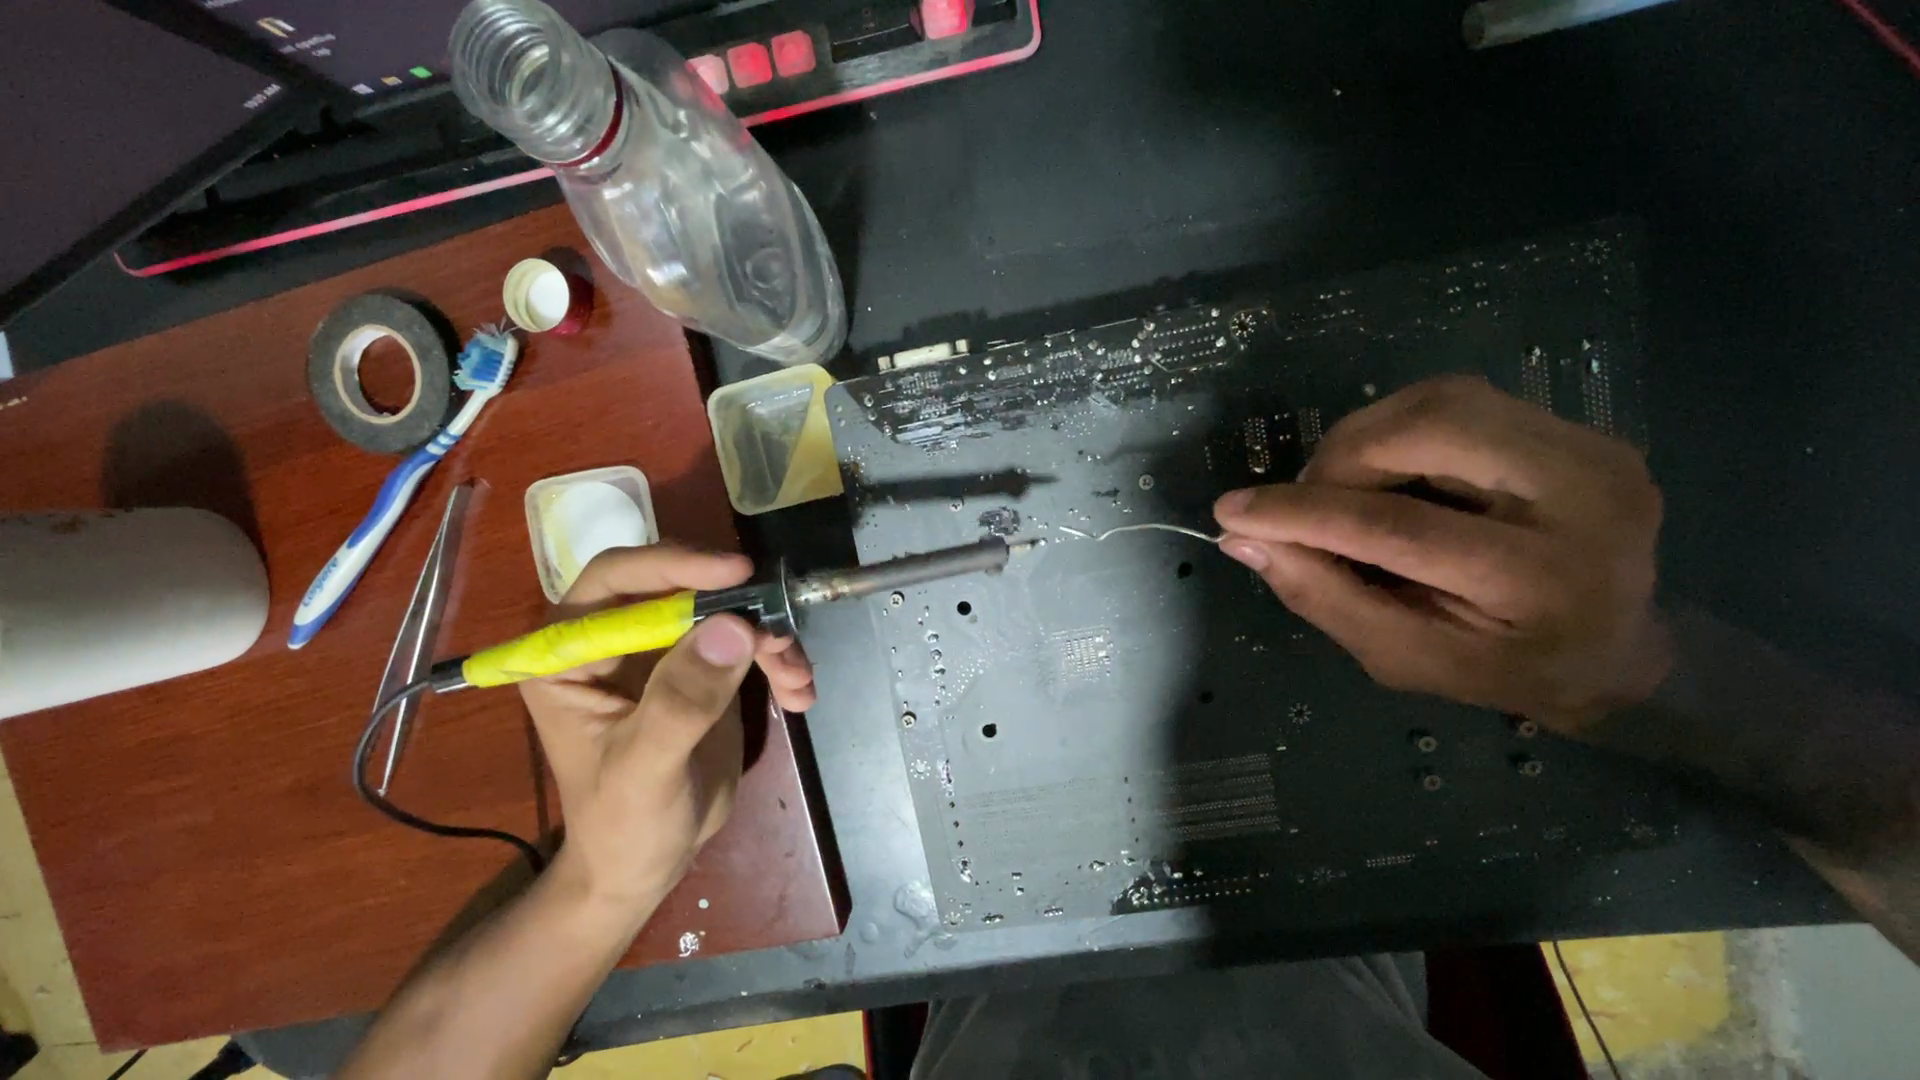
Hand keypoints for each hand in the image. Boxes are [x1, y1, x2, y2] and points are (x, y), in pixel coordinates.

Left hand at [518, 546, 814, 914]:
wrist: (646, 866)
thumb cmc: (622, 825)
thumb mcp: (645, 770)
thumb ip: (680, 702)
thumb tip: (734, 627)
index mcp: (572, 654)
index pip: (616, 579)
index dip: (673, 564)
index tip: (736, 573)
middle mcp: (616, 641)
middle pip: (683, 589)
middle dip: (738, 609)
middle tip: (782, 637)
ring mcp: (663, 654)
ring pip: (724, 614)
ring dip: (769, 639)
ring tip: (797, 680)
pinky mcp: (703, 671)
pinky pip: (747, 644)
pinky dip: (779, 663)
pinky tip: (800, 696)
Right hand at [1212, 376, 1671, 732]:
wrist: (1621, 648)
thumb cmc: (1502, 668)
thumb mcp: (1404, 659)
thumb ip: (1324, 597)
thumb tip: (1243, 538)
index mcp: (1540, 582)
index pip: (1398, 528)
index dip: (1303, 514)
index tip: (1233, 510)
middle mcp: (1584, 498)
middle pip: (1429, 432)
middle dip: (1341, 459)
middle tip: (1307, 499)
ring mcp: (1592, 450)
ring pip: (1443, 400)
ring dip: (1366, 436)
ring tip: (1344, 486)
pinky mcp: (1582, 428)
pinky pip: (1462, 401)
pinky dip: (1400, 429)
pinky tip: (1390, 470)